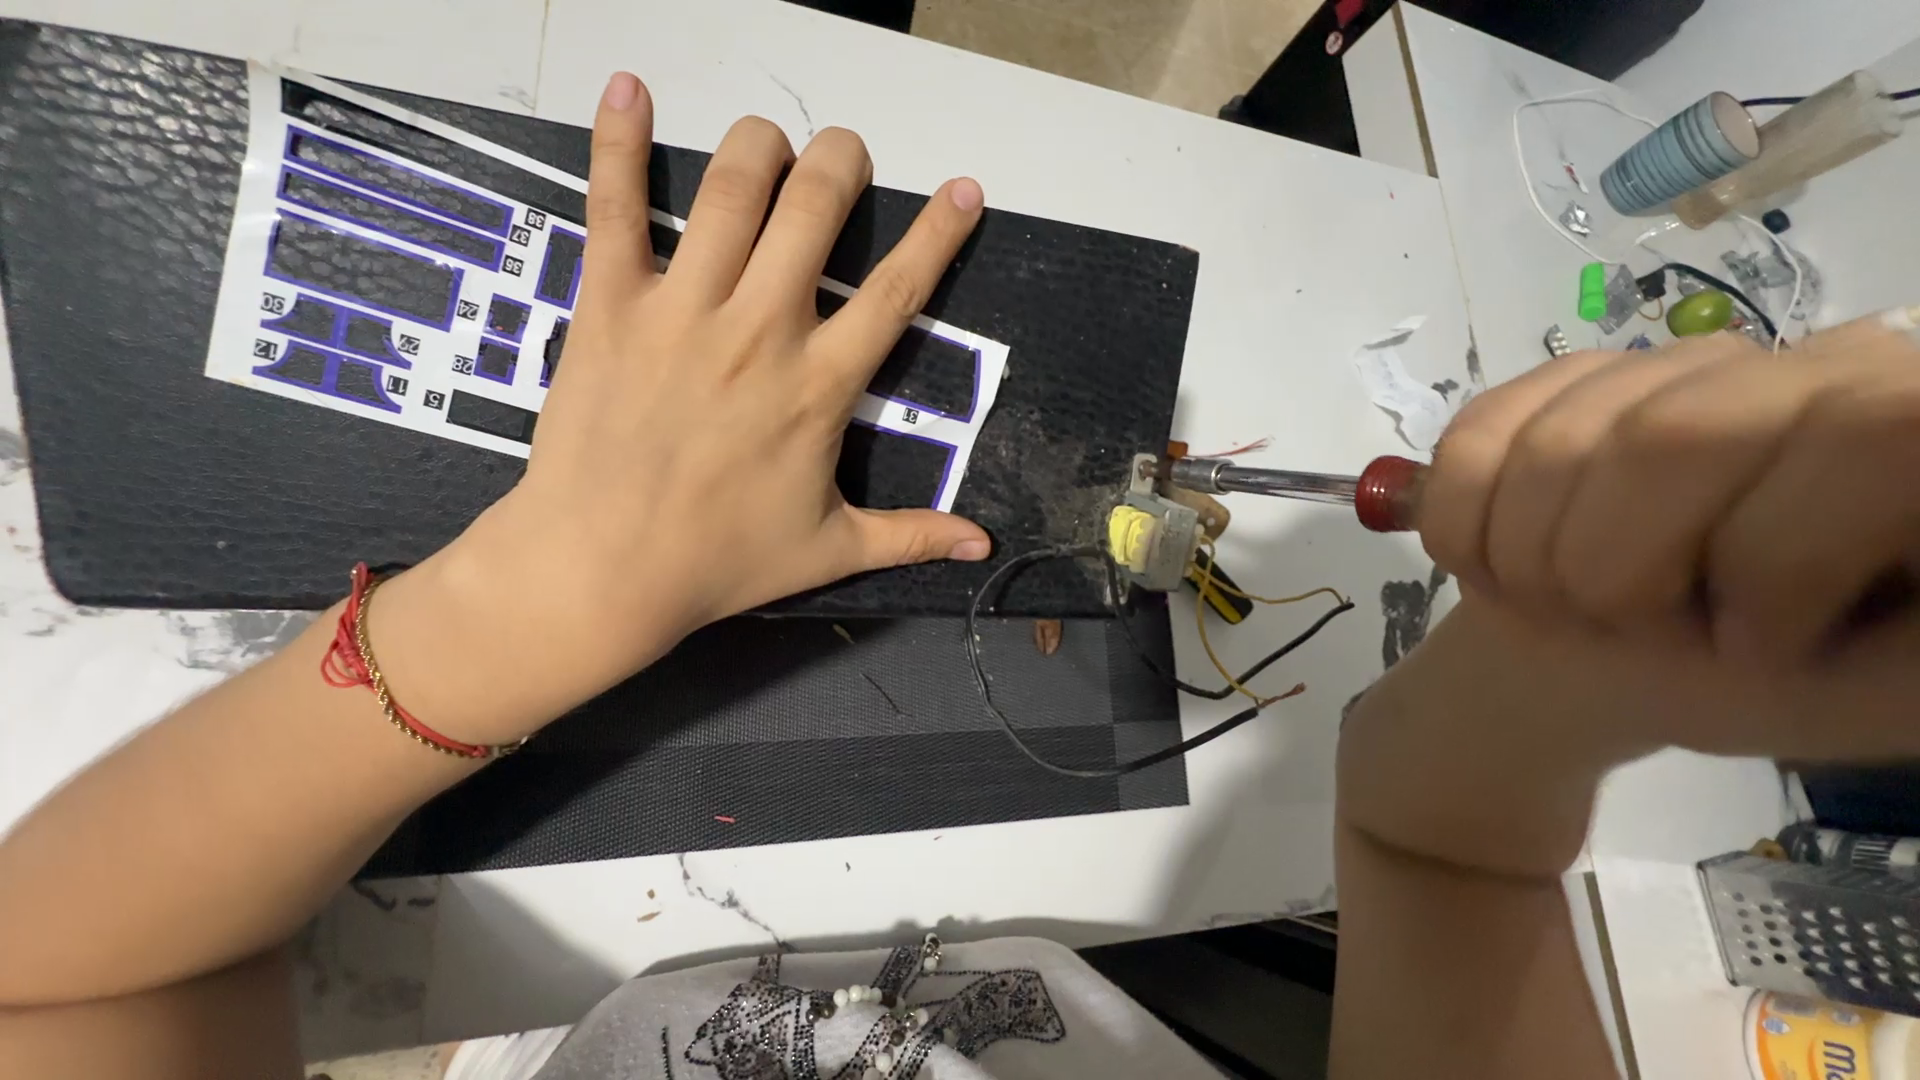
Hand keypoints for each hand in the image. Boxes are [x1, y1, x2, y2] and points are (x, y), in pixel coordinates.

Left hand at [372, 72, 991, 738]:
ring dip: (762, 148)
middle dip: (841, 163)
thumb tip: (984, 546)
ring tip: (771, 145)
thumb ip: (912, 536)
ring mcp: (684, 310)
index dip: (937, 235)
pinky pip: (616, 207)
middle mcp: (761, 330)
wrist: (602, 570)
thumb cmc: (721, 562)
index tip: (963, 190)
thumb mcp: (831, 551)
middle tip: (843, 158)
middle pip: (815, 209)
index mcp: (820, 386)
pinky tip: (628, 89)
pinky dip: (619, 142)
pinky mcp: (612, 304)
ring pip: (733, 190)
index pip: (897, 293)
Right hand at [1341, 314, 1919, 874]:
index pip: (1870, 433)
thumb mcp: (1876, 691)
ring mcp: (1659, 366)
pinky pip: (1476, 435)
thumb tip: (1899, 570)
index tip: (1745, 646)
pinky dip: (1461, 520)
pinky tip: (1486, 562)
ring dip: (1525, 556)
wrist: (1606, 653)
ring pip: (1558, 439)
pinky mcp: (1548, 385)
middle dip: (1608, 564)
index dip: (1779, 554)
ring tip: (1546, 602)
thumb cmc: (1747, 680)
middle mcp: (1796, 369)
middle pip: (1673, 435)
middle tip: (1610, 625)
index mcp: (1910, 443)